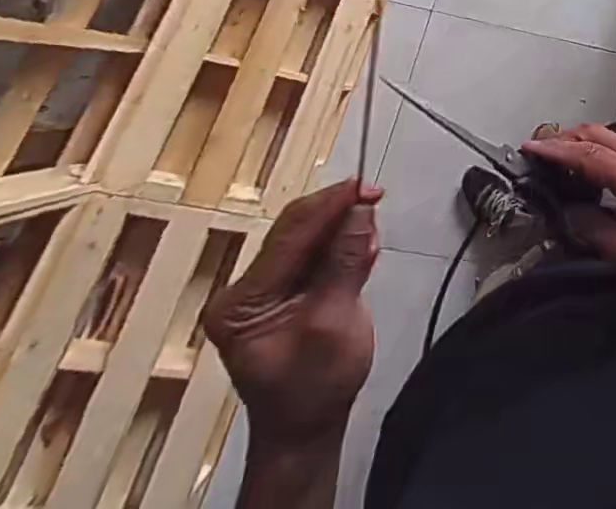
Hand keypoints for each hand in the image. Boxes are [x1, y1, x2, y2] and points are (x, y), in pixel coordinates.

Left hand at [202, 178, 382, 444]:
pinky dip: (344, 244)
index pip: (289, 236)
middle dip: (337, 211)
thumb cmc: (315, 390)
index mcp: (242, 301)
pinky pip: (318, 253)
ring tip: (371, 229)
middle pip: (296, 230)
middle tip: (374, 195)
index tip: (362, 185)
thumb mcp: (334, 325)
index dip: (328, 205)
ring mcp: (268, 288)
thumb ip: (345, 263)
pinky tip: (364, 245)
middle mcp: (248, 288)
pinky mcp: (291, 289)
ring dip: (343, 227)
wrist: (308, 431)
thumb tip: (361, 209)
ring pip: (309, 237)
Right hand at [522, 124, 615, 289]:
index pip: (589, 154)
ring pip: (602, 133)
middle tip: (533, 152)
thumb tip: (565, 207)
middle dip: (561, 138)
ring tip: (547, 156)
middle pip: (594, 133)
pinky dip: (588, 146)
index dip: (555, 150)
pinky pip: (611, 141)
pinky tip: (574, 162)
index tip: (528, 148)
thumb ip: (593, 229)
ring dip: (574, 140)